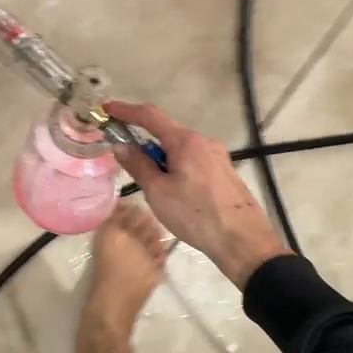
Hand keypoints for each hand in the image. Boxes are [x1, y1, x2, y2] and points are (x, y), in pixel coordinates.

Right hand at [106, 101, 291, 289]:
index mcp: (185, 141)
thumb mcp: (158, 192)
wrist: (245, 243)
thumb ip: (138, 165)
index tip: (107, 109)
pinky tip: (177, 193)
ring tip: (154, 186)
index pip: (150, 116)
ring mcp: (218, 157)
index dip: (126, 110)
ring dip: (162, 159)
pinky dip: (178, 167)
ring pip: (181, 149)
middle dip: (145, 142)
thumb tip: (120, 145)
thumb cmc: (196, 215)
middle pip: (167, 133)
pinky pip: (194, 161)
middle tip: (128, 160)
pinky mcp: (226, 173)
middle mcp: (204, 142)